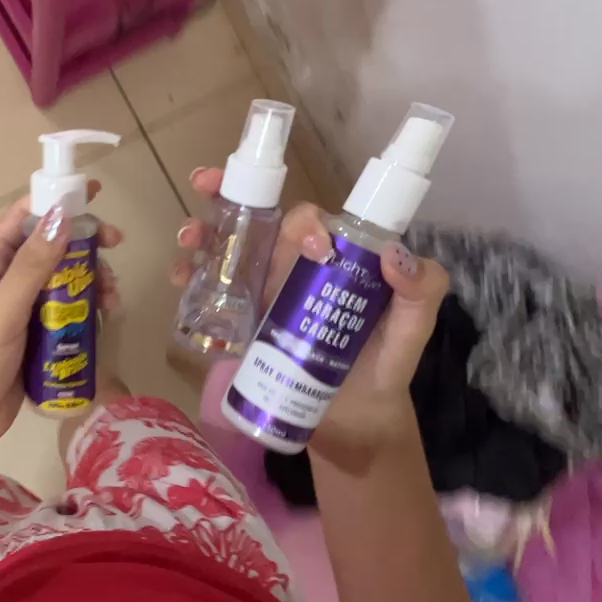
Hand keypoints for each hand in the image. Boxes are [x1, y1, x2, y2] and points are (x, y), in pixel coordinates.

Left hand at [0, 189, 122, 456]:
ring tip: (111, 295)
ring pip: (62, 279)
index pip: (22, 218)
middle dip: (83, 245)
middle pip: (49, 246)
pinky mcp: (34, 336)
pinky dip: (86, 309)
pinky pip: (65, 311)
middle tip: (116, 246)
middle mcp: (2, 280)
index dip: (56, 201)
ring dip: (89, 279)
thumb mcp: (3, 310)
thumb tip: (61, 215)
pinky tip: (104, 317)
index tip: (96, 195)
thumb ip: (32, 265)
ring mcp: (19, 309)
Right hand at [168, 168, 447, 450]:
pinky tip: (180, 278)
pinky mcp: (236, 320)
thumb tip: (394, 255)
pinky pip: (206, 291)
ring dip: (200, 232)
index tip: (312, 244)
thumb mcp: (411, 327)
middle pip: (253, 218)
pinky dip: (188, 277)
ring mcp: (257, 290)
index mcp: (327, 256)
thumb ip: (421, 291)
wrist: (351, 418)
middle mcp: (287, 263)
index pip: (309, 221)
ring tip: (188, 238)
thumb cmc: (382, 363)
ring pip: (222, 246)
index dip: (302, 220)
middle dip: (226, 192)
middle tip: (205, 183)